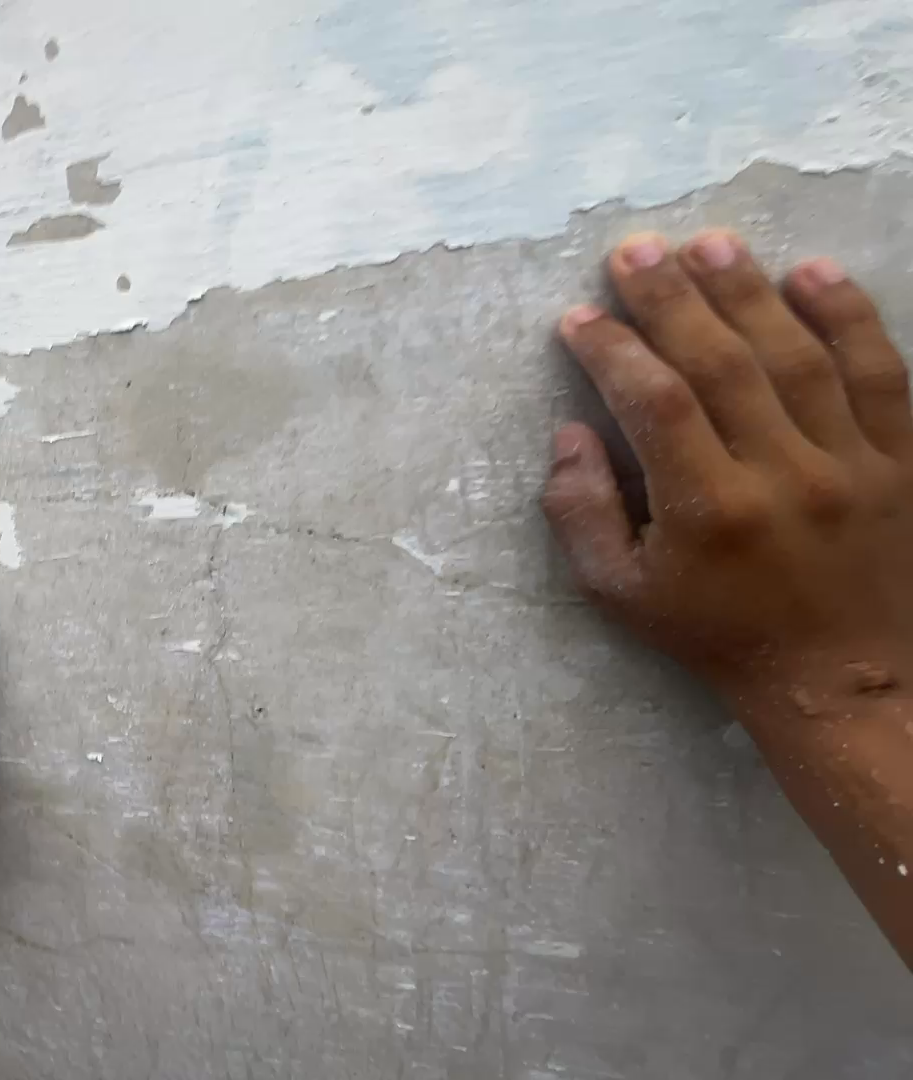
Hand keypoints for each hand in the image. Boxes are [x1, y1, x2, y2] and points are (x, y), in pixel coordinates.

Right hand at [544, 229, 912, 964]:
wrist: (843, 674)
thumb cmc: (708, 630)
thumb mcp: (613, 588)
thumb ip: (581, 510)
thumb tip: (569, 435)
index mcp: (708, 507)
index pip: (656, 405)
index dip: (613, 352)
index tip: (577, 317)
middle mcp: (787, 472)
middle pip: (727, 364)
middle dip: (674, 301)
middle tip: (636, 251)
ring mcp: (859, 461)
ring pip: (804, 356)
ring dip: (752, 294)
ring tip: (711, 245)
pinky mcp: (906, 458)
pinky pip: (887, 374)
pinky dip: (853, 317)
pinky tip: (816, 273)